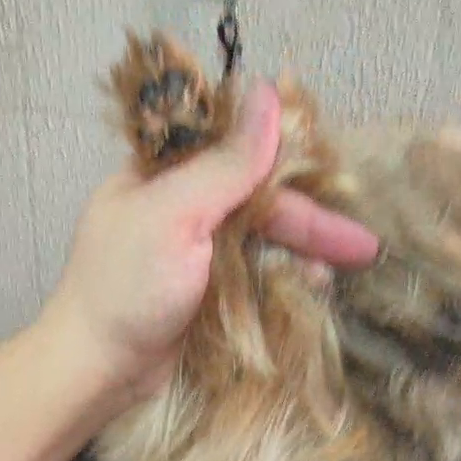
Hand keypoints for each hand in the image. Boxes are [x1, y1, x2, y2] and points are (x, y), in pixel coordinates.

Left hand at [39, 80, 380, 396]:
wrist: (98, 369)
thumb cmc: (126, 286)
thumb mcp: (175, 216)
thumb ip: (226, 163)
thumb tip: (266, 91)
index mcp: (165, 176)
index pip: (237, 151)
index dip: (288, 162)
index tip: (334, 176)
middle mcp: (182, 209)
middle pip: (259, 203)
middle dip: (309, 223)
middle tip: (362, 247)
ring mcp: (195, 255)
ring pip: (262, 242)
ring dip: (301, 255)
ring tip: (339, 274)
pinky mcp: (206, 295)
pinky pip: (254, 278)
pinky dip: (282, 282)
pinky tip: (310, 291)